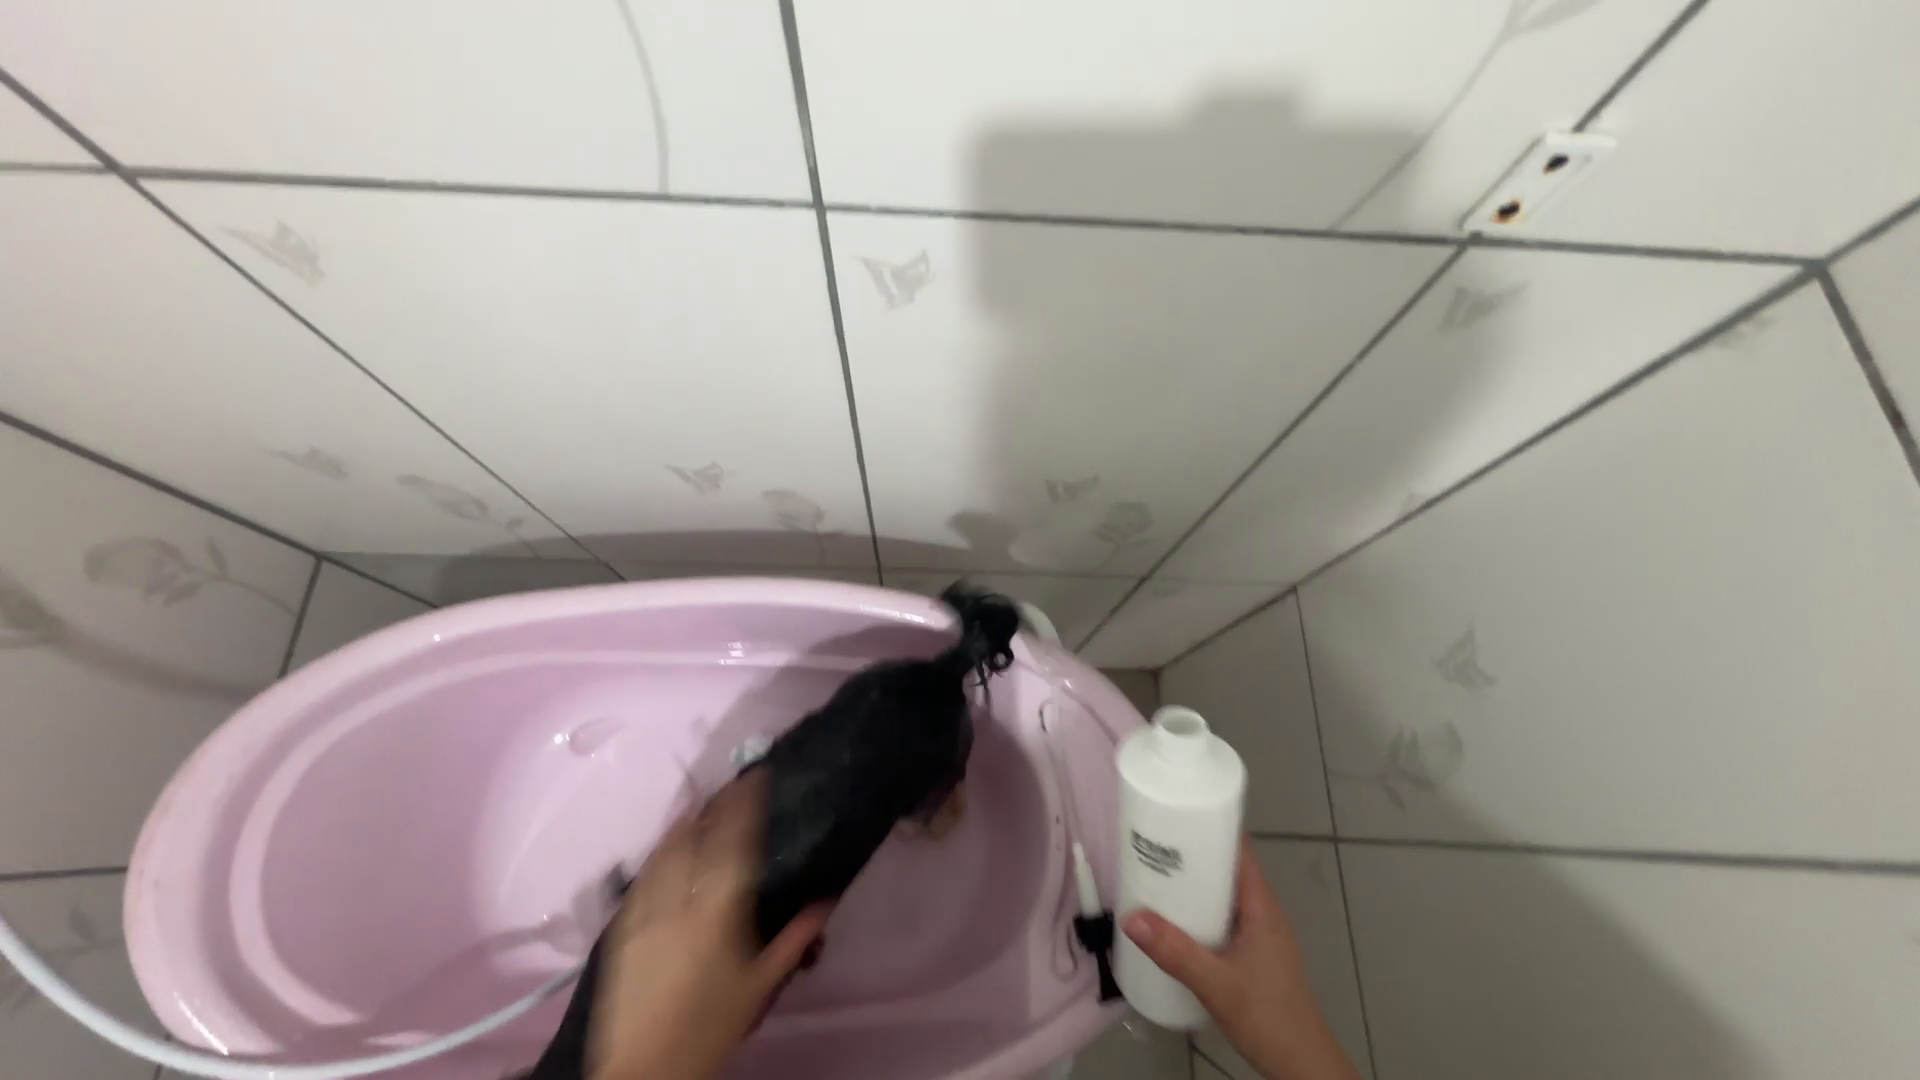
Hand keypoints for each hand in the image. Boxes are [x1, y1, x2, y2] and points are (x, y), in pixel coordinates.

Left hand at [588, 774, 829, 1079]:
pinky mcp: (622, 927)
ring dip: (683, 823)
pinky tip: (664, 845)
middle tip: (727, 784)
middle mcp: (679, 902)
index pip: (734, 844)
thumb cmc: (711, 1027)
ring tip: (698, 803)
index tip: (754, 778)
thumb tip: (828, 899)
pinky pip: (641, 877)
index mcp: (718, 913)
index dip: (743, 806)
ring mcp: (646, 912)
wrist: (645, 1068)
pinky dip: (657, 852)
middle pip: (695, 839)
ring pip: (664, 853)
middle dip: (712, 807)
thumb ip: (794, 938)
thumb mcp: (760, 986)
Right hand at [1122, 838, 1360, 1079]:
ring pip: (1221, 892)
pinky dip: (1196, 907)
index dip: (1210, 825)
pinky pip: (1220, 914)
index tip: (1175, 812)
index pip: (1238, 849)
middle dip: (1190, 853)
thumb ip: (1175, 952)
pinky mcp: (1251, 952)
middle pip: (1225, 867)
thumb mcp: (1217, 984)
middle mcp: (1261, 911)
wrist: (1303, 1066)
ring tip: (1152, 874)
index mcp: (1261, 905)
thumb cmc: (1269, 1017)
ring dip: (1191, 882)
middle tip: (1151, 843)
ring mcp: (1258, 932)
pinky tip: (1171, 918)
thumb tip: (1130, 917)